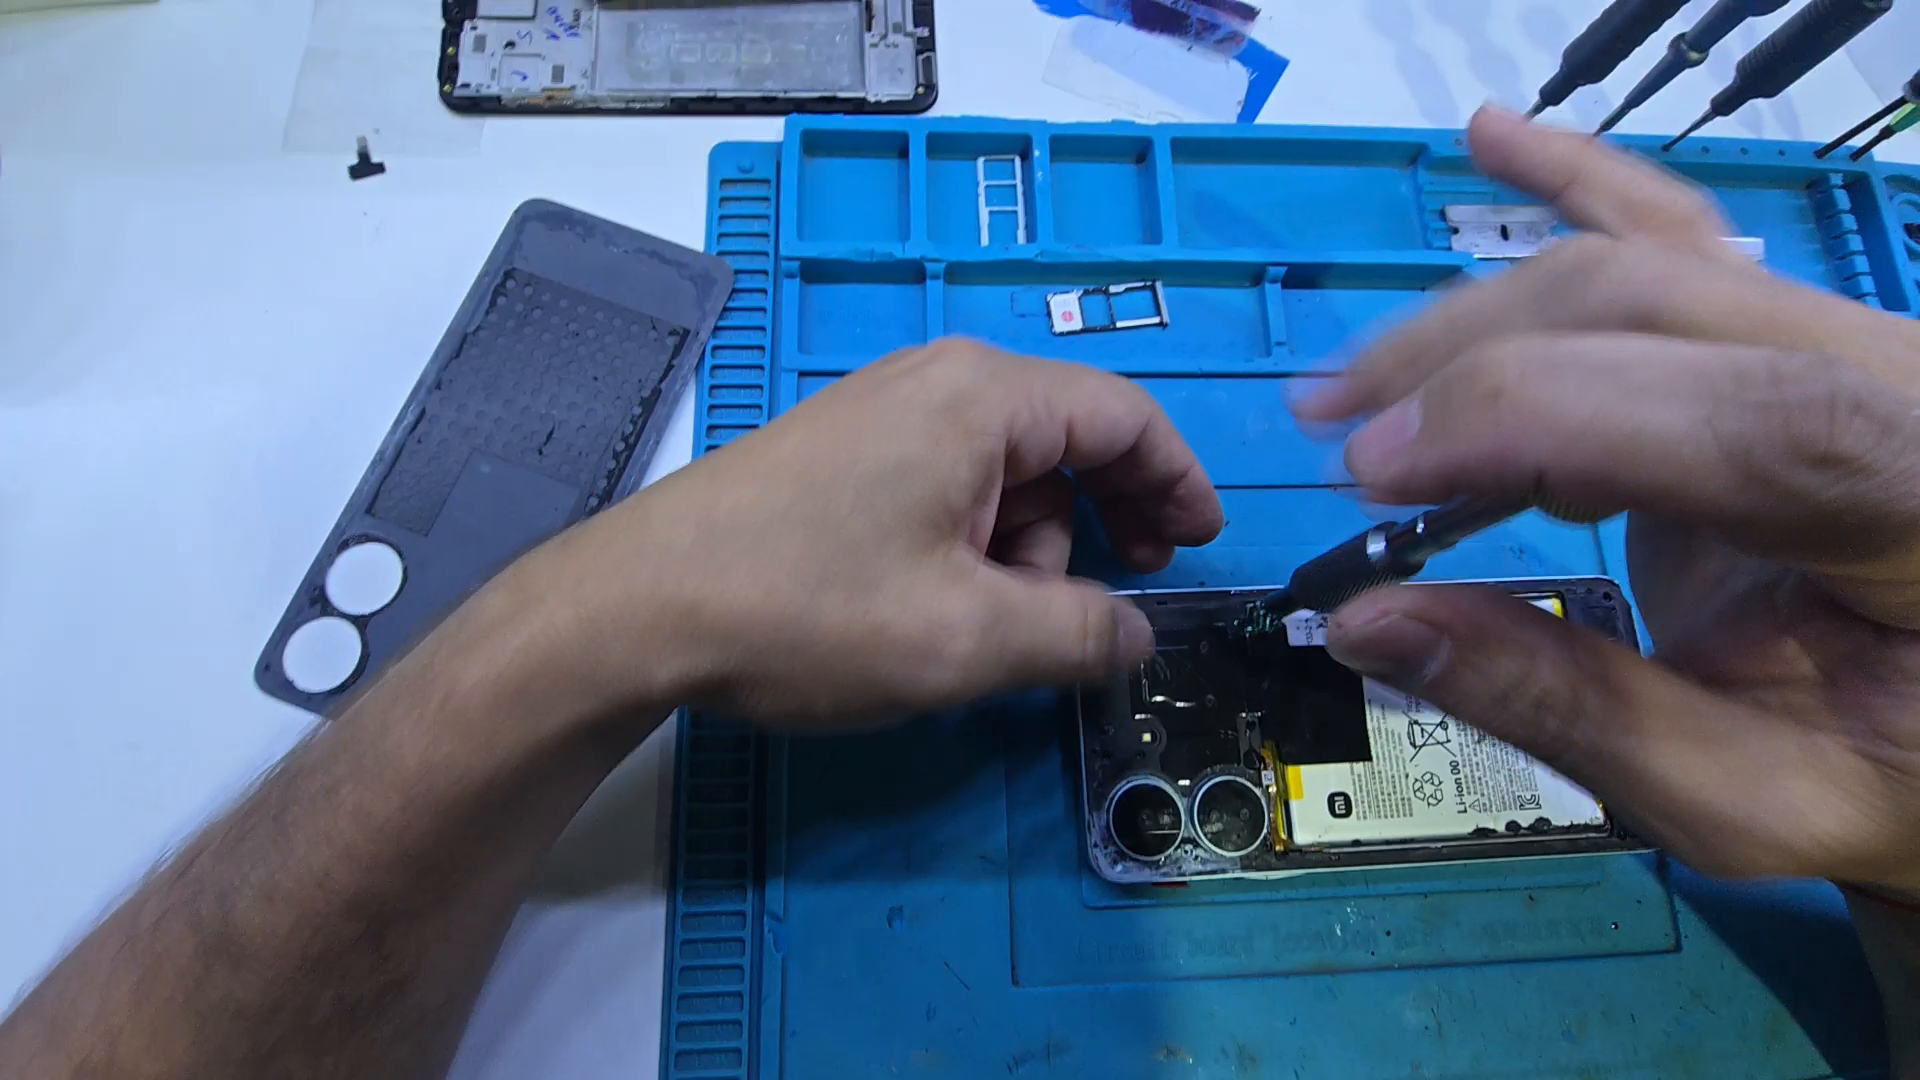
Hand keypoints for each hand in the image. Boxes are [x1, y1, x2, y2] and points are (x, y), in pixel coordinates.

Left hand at [502, 338, 1222, 727]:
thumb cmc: (811, 609)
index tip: (1200, 544)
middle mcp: (938, 384)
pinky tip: (945, 599)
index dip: (1177, 480)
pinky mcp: (849, 456)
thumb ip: (1081, 636)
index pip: (1123, 417)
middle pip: (1067, 440)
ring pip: (1006, 473)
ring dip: (1031, 547)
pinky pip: (950, 487)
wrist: (638, 608)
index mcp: (983, 398)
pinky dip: (977, 543)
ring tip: (996, 620)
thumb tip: (1142, 636)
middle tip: (1123, 590)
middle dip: (1107, 518)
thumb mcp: (967, 639)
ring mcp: (886, 416)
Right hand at [1293, 105, 1919, 897]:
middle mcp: (1916, 378)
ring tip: (1350, 392)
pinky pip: (1679, 225)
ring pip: (1629, 262)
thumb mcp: (1743, 798)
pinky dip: (1571, 179)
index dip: (1515, 422)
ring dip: (1460, 321)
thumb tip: (1362, 623)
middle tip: (1342, 448)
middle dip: (1455, 364)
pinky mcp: (1788, 338)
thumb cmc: (1907, 783)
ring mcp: (1855, 338)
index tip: (1365, 475)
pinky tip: (1491, 139)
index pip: (1726, 414)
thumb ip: (1554, 705)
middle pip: (1643, 302)